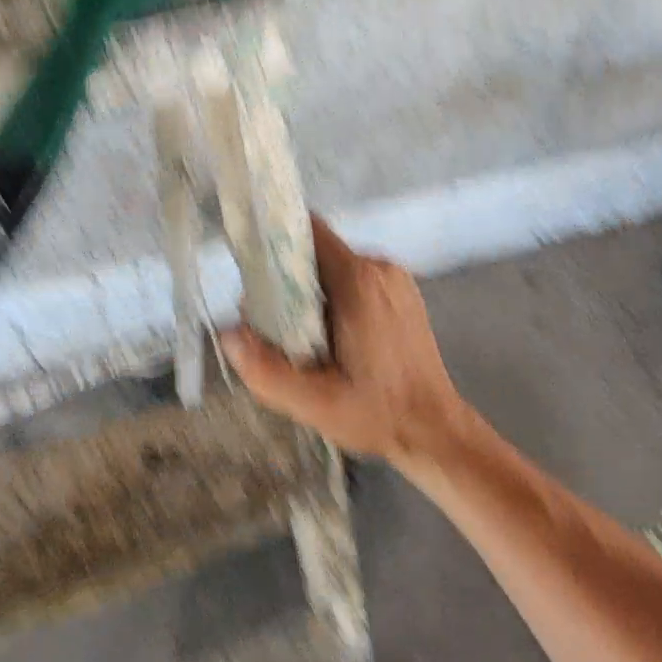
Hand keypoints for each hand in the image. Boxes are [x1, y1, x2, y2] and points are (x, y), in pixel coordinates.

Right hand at [221, 216, 473, 465]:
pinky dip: (337, 299)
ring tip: (303, 338)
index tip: (253, 272)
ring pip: (336, 268)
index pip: (309, 233)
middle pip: (319, 253)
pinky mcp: (403, 293)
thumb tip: (228, 334)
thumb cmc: (376, 413)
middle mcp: (380, 268)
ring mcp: (396, 279)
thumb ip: (264, 369)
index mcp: (358, 281)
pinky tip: (332, 339)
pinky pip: (357, 281)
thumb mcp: (313, 402)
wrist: (433, 429)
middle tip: (274, 324)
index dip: (276, 245)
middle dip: (290, 280)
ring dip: (313, 293)